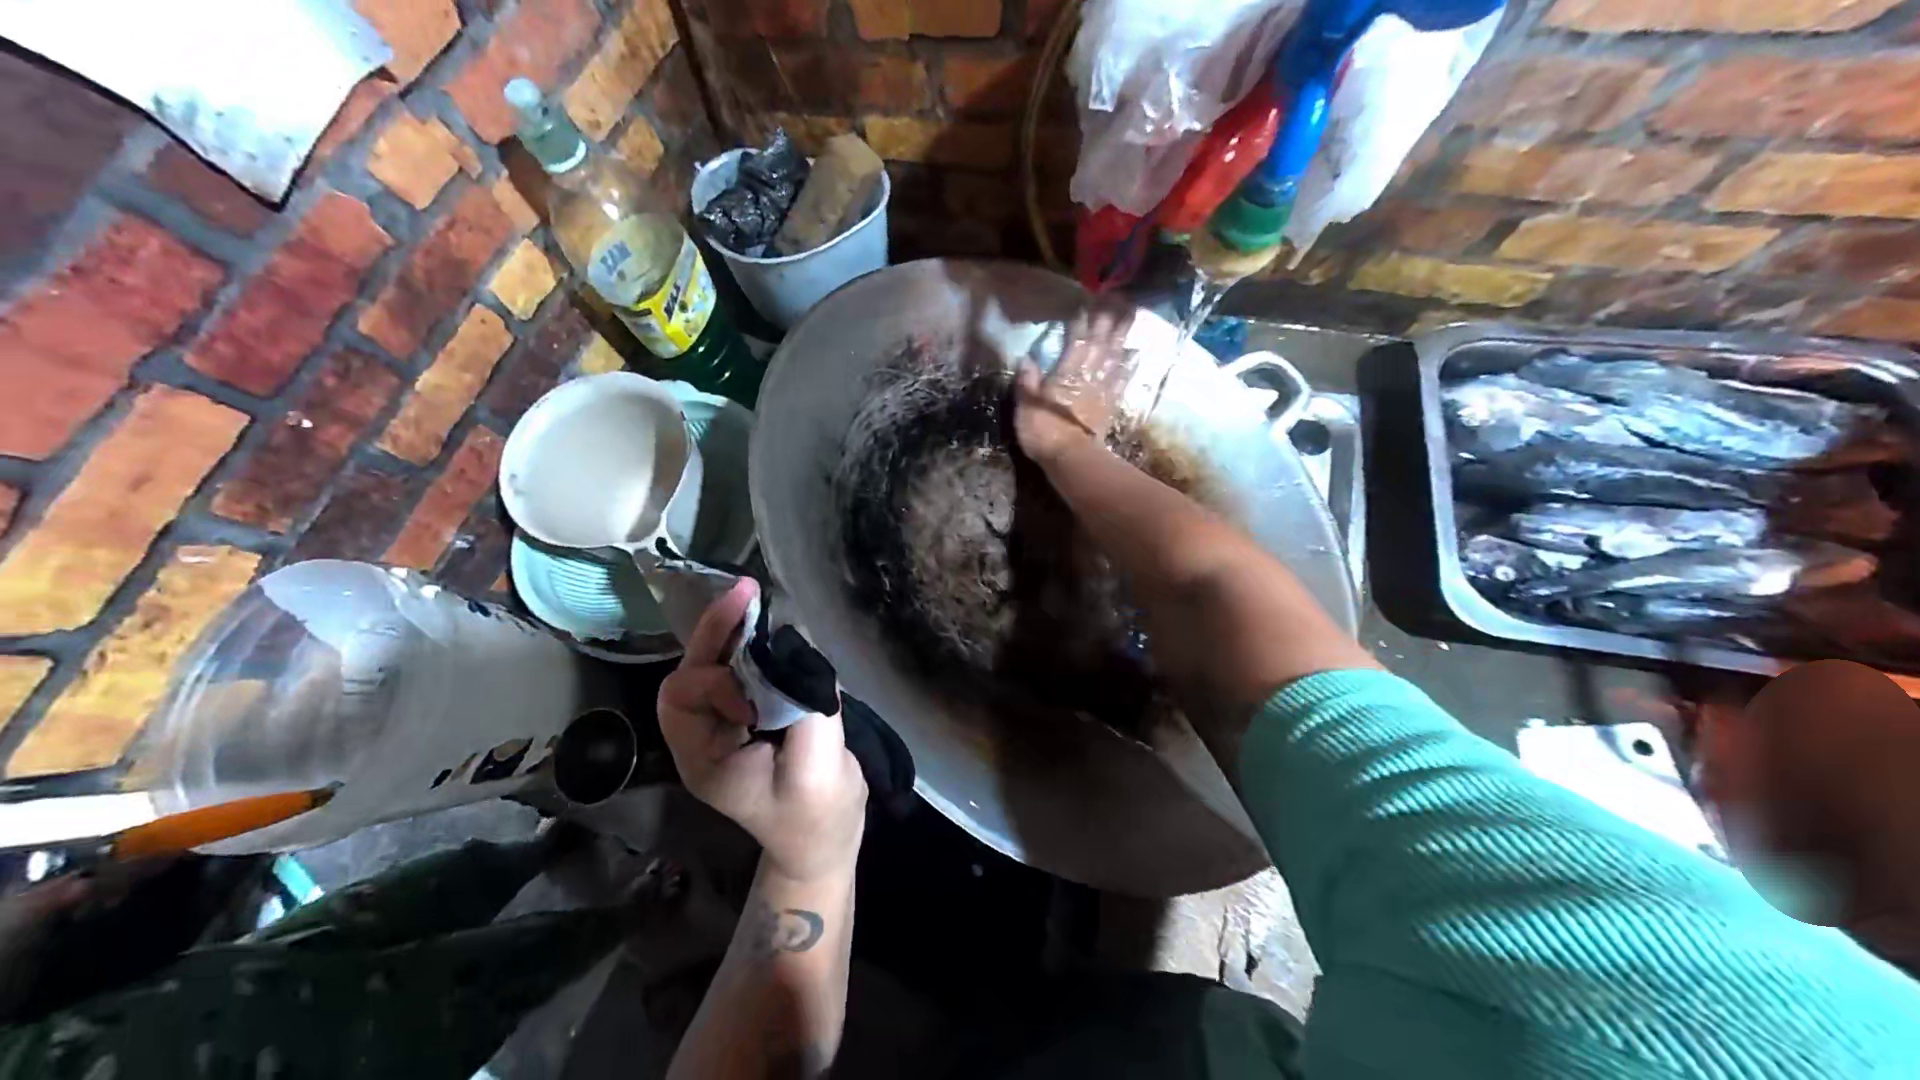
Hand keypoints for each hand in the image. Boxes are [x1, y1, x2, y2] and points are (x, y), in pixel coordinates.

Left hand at [657, 579, 866, 883]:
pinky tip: (773, 626)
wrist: (825, 840)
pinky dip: (753, 644)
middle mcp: (704, 736)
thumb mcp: (817, 768)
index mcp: (703, 757)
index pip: (683, 697)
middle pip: (692, 670)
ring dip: (732, 630)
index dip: (717, 679)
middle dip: (716, 630)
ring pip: (714, 664)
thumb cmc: (817, 815)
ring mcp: (726, 725)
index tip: (759, 690)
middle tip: (748, 591)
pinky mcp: (752, 714)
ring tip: (756, 596)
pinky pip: (741, 671)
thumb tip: (797, 649)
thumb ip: (804, 706)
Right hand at [1013, 302, 1135, 463]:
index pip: (1077, 338)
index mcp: (1067, 371)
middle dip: (1108, 319)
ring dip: (1122, 335)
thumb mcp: (1026, 406)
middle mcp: (1088, 374)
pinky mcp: (1110, 404)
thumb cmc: (1043, 432)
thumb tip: (1027, 360)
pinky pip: (1122, 379)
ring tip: (1130, 315)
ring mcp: (1103, 389)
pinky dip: (1129, 365)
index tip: (1088, 301)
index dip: (1083, 320)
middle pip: (1101, 341)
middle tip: (1118, 298)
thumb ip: (1028, 381)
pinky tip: (1134, 353)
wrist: (1071, 459)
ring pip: (1115, 355)